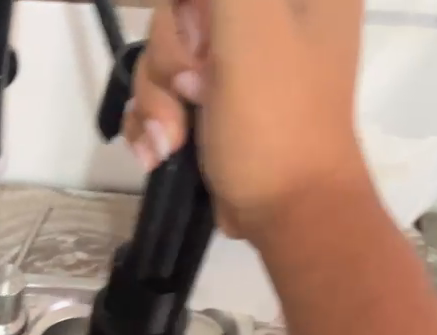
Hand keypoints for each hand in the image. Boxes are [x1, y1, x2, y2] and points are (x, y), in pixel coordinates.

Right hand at [124, 0, 372, 238]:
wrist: (284, 213)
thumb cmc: (277, 124)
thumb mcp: (251, 29)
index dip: (184, 13)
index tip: (201, 48)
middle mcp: (265, 12)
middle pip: (177, 9)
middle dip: (170, 61)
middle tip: (195, 94)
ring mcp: (235, 60)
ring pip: (162, 55)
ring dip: (156, 103)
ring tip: (176, 139)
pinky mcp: (211, 102)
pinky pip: (160, 95)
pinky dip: (152, 125)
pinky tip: (162, 151)